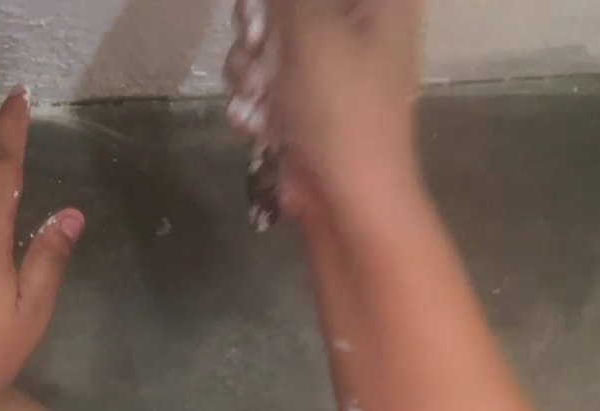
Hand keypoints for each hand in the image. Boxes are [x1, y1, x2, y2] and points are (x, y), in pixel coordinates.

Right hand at [226, 0, 426, 221]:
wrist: (345, 202)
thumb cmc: (342, 112)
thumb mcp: (313, 31)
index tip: (261, 7)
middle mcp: (352, 21)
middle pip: (282, 2)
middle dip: (258, 25)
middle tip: (257, 46)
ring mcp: (322, 65)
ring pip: (263, 41)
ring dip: (247, 69)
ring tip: (254, 98)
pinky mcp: (298, 103)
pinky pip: (260, 83)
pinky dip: (250, 102)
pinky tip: (254, 123)